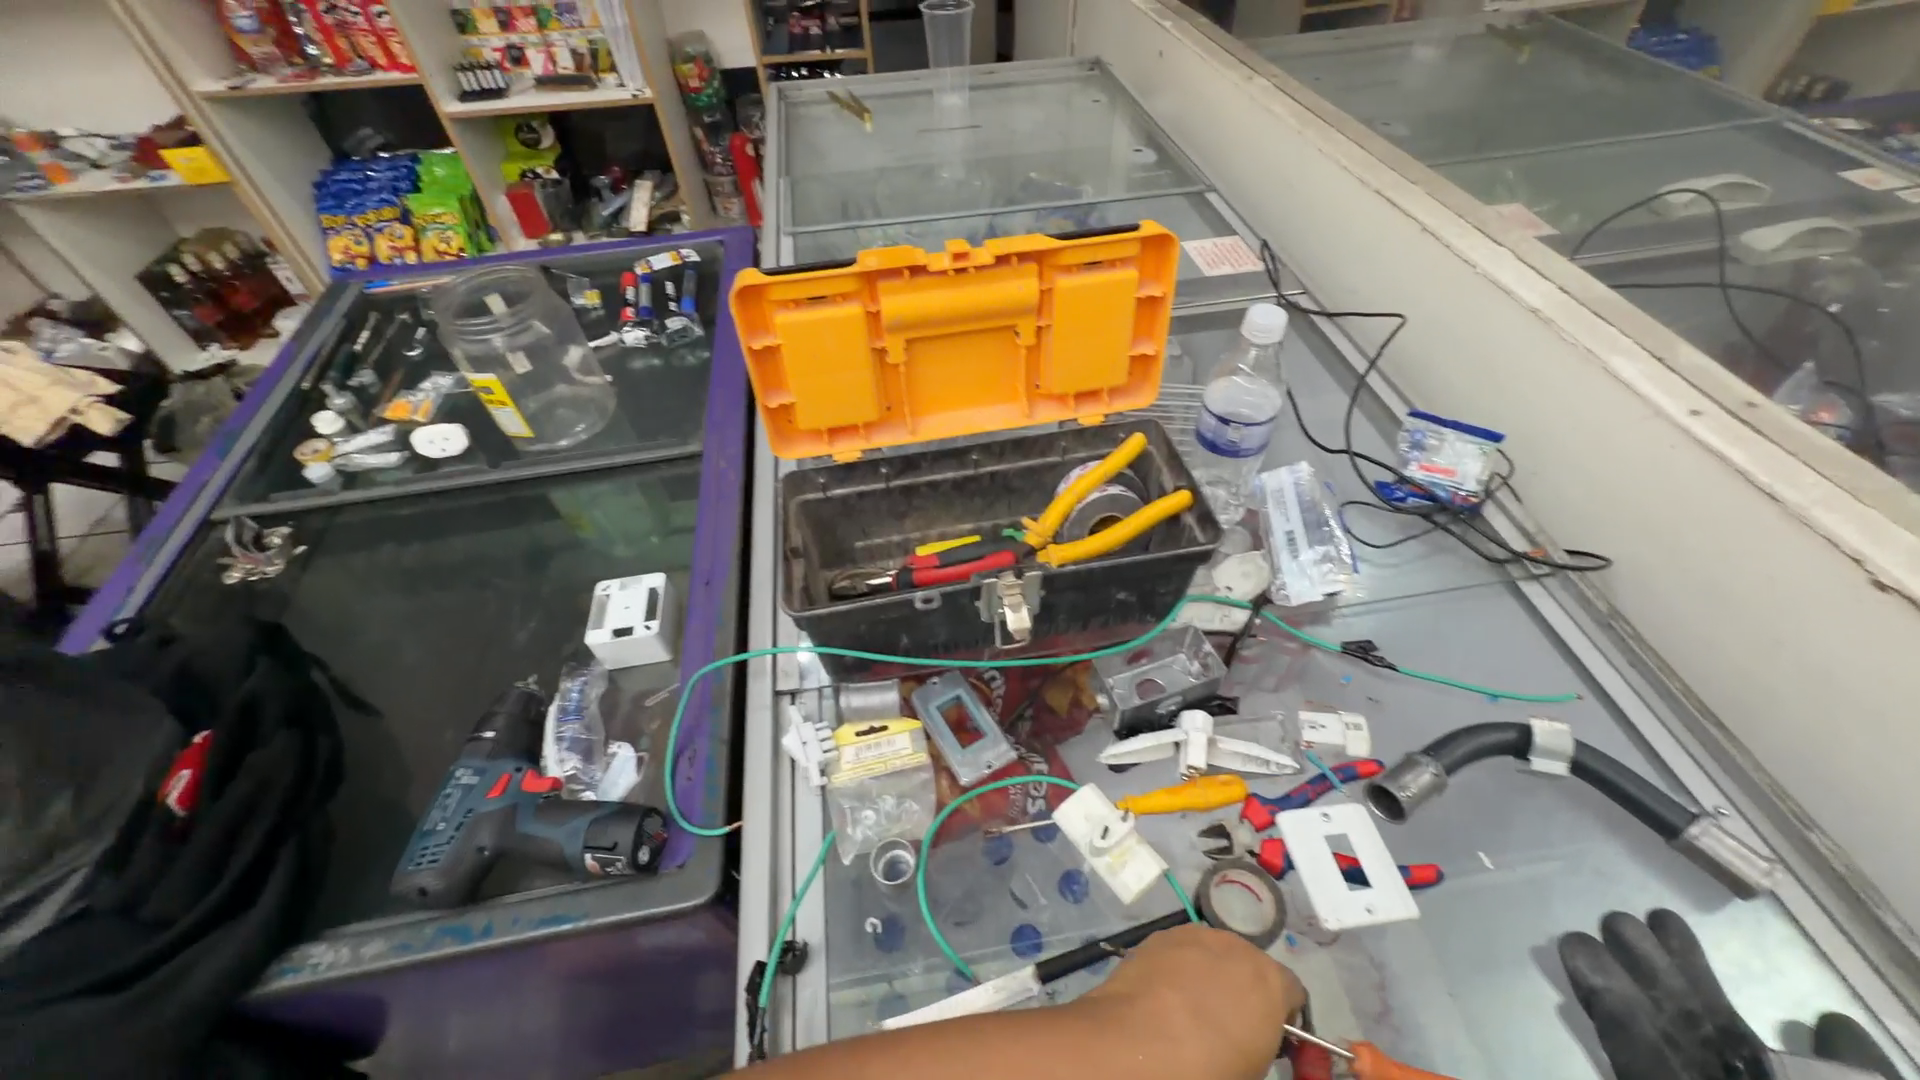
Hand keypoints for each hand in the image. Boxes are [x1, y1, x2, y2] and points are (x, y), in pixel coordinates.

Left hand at [1082, 923, 1304, 1079]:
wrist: (1140, 1044)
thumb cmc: (1208, 1068)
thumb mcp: (1252, 1071)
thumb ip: (1262, 1046)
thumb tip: (1249, 1041)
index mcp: (1272, 981)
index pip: (1292, 992)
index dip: (1282, 1015)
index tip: (1268, 1037)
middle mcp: (1237, 947)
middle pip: (1249, 965)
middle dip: (1243, 990)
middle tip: (1225, 1025)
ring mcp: (1195, 936)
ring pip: (1212, 953)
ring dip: (1209, 974)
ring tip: (1187, 1008)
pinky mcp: (1159, 936)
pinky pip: (1179, 951)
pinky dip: (1177, 968)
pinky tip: (1161, 995)